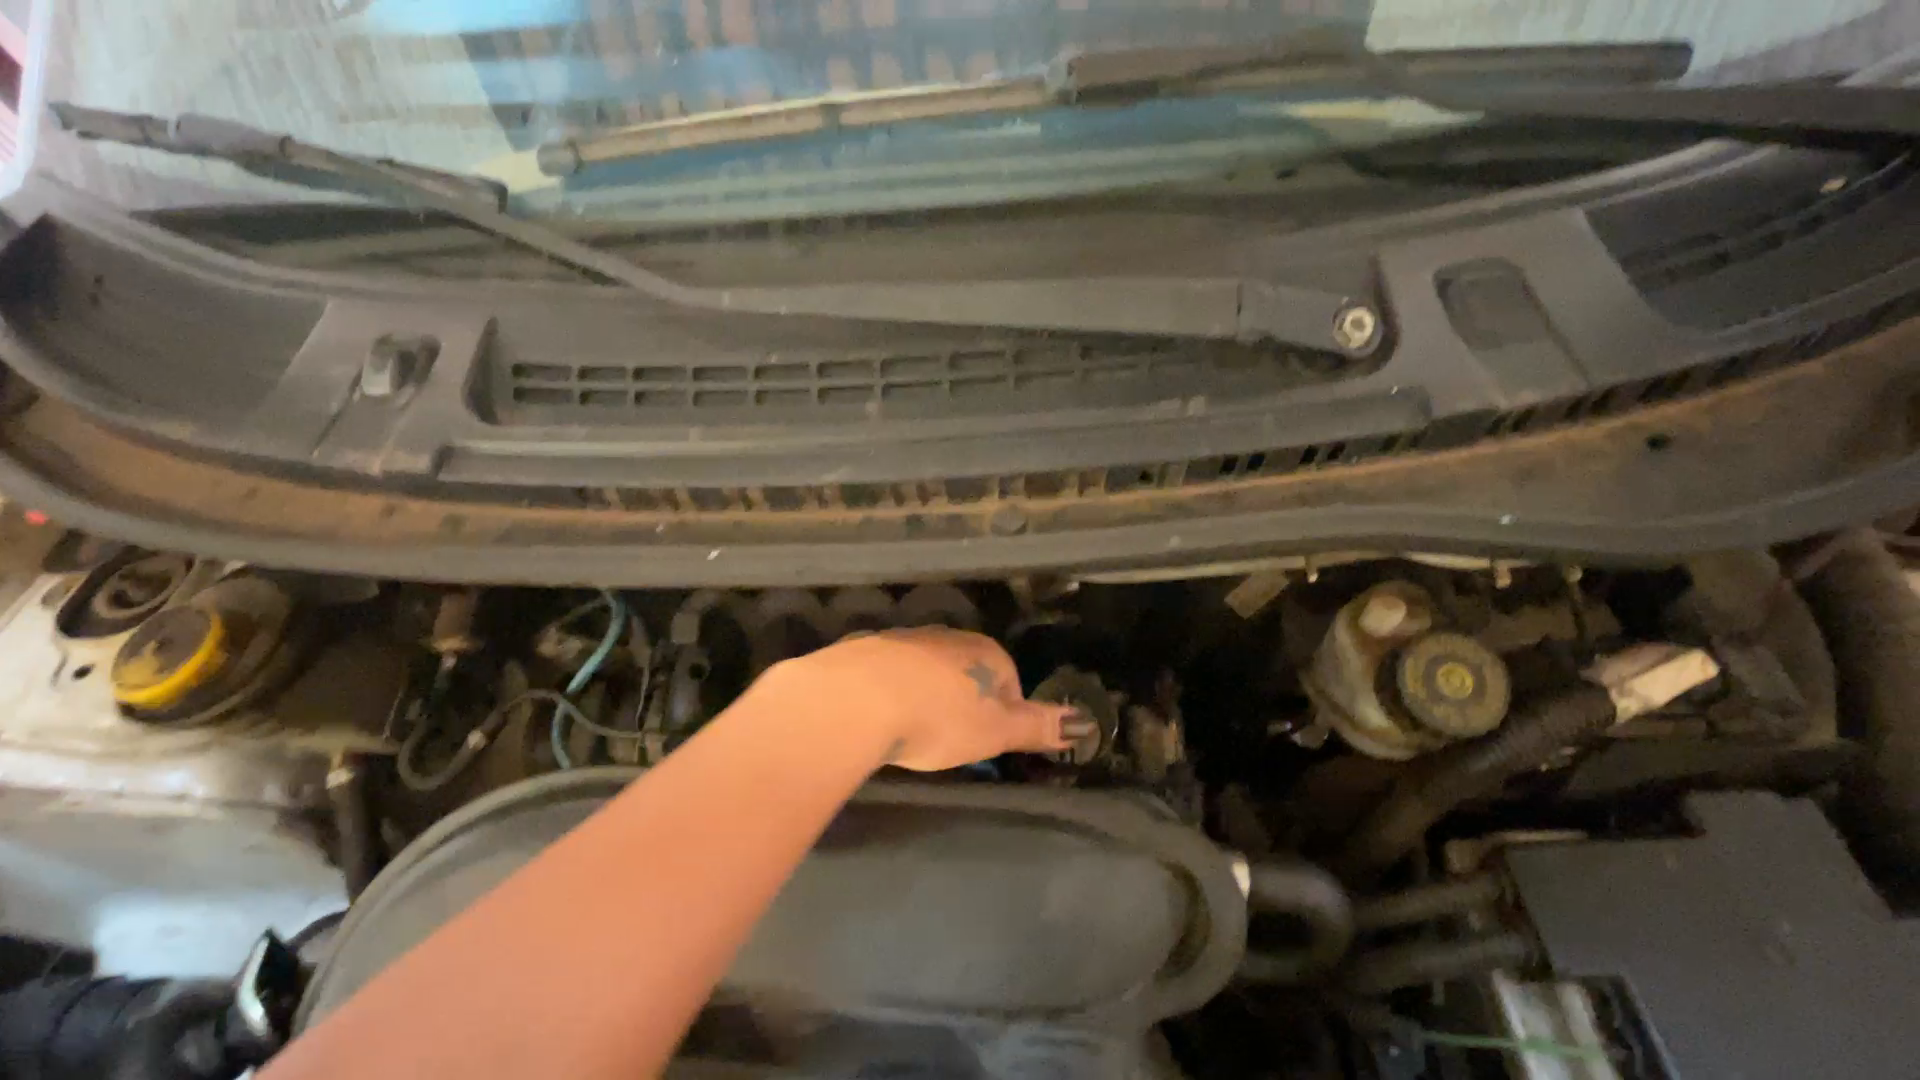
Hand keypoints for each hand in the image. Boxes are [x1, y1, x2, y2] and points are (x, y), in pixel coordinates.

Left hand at [761, 628, 1090, 770]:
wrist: (855, 700)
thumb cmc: (939, 718)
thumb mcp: (996, 732)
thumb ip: (1037, 726)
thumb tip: (1083, 722)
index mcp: (984, 651)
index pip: (1008, 678)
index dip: (1002, 712)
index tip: (986, 742)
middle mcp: (944, 636)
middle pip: (964, 670)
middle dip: (961, 700)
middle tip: (950, 739)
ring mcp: (901, 640)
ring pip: (923, 669)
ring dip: (923, 694)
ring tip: (912, 730)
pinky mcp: (861, 651)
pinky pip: (885, 674)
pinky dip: (886, 692)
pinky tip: (878, 718)